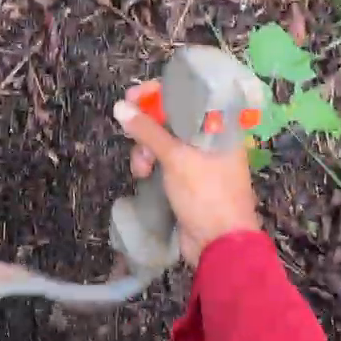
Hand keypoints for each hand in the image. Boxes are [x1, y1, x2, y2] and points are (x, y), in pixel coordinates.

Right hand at [114, 84, 262, 264]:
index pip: (188, 97)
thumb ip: (148, 130)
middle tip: (129, 131)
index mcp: (219, 131)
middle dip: (147, 127)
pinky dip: (149, 164)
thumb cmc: (207, 195)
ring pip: (161, 141)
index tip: (132, 97)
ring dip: (145, 150)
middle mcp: (209, 141)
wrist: (220, 247)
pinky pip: (161, 160)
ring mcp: (198, 161)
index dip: (158, 94)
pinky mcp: (186, 179)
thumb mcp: (176, 158)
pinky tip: (143, 176)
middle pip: (170, 119)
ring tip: (141, 167)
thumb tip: (120, 106)